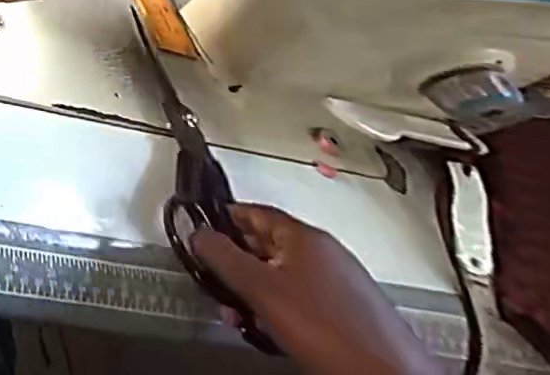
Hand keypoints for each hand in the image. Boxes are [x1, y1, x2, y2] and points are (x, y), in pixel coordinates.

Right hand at [191, 205, 435, 374]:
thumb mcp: (260, 288)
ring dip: (256, 296)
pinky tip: (274, 334)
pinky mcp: (351, 318)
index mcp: (306, 238)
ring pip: (281, 279)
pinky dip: (280, 314)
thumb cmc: (336, 337)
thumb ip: (221, 255)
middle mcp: (326, 256)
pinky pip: (302, 303)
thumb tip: (198, 235)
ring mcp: (342, 288)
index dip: (220, 221)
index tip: (202, 234)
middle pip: (263, 248)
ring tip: (245, 317)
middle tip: (221, 285)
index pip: (250, 212)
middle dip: (237, 269)